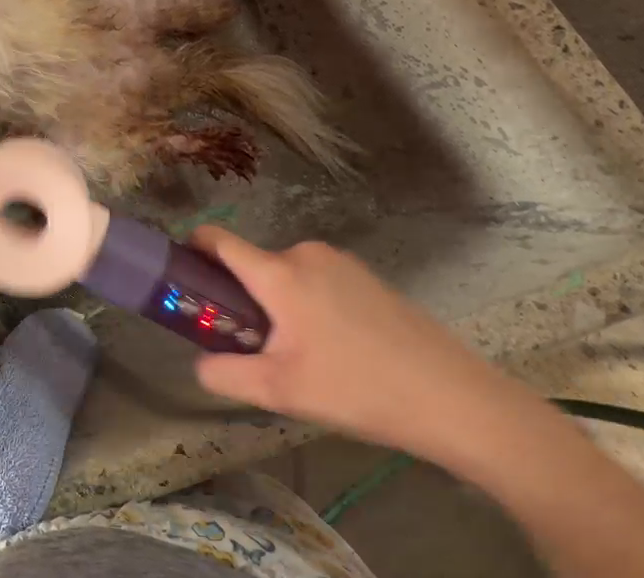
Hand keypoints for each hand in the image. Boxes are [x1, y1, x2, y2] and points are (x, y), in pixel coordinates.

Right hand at [189, 226, 518, 455]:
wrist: (460, 403)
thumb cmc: (359, 390)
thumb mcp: (278, 391)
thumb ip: (222, 374)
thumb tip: (200, 362)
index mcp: (278, 273)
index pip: (216, 239)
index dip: (190, 252)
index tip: (182, 282)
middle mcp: (306, 254)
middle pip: (252, 265)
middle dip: (241, 298)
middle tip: (254, 346)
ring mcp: (343, 264)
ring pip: (285, 276)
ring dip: (278, 305)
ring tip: (301, 356)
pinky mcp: (371, 280)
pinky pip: (318, 283)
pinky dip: (310, 307)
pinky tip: (338, 352)